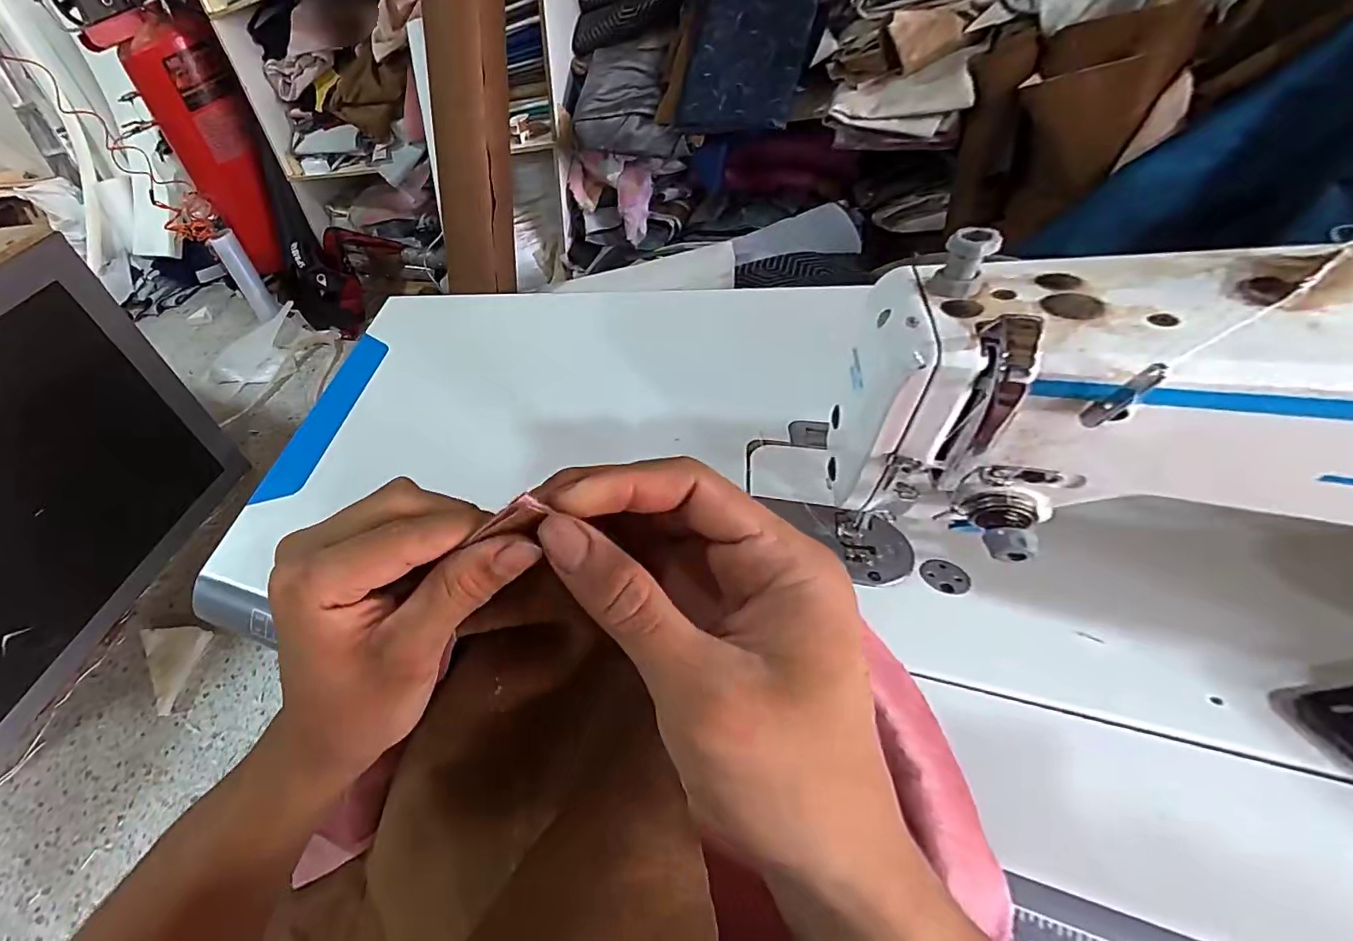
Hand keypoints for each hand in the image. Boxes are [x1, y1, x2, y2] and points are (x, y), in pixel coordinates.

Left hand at [266, 477, 542, 783]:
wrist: (318, 738)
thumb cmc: (360, 714)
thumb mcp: (414, 655)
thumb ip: (460, 591)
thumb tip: (519, 545)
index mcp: (313, 575)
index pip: (404, 531)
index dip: (467, 529)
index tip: (521, 538)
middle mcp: (305, 545)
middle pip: (398, 504)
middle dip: (454, 522)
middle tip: (500, 551)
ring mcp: (312, 541)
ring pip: (395, 504)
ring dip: (441, 525)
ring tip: (474, 560)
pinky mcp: (327, 545)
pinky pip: (386, 518)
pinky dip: (423, 533)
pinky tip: (444, 563)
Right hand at [529, 458, 907, 882]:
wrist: (825, 870)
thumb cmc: (780, 775)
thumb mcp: (697, 683)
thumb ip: (624, 598)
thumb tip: (553, 528)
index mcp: (782, 560)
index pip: (691, 487)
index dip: (616, 483)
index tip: (551, 504)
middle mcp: (757, 561)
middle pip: (668, 503)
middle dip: (597, 503)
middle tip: (528, 516)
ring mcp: (730, 590)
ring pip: (652, 534)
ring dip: (594, 529)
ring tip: (534, 532)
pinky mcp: (705, 618)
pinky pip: (647, 573)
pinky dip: (603, 564)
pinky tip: (564, 562)